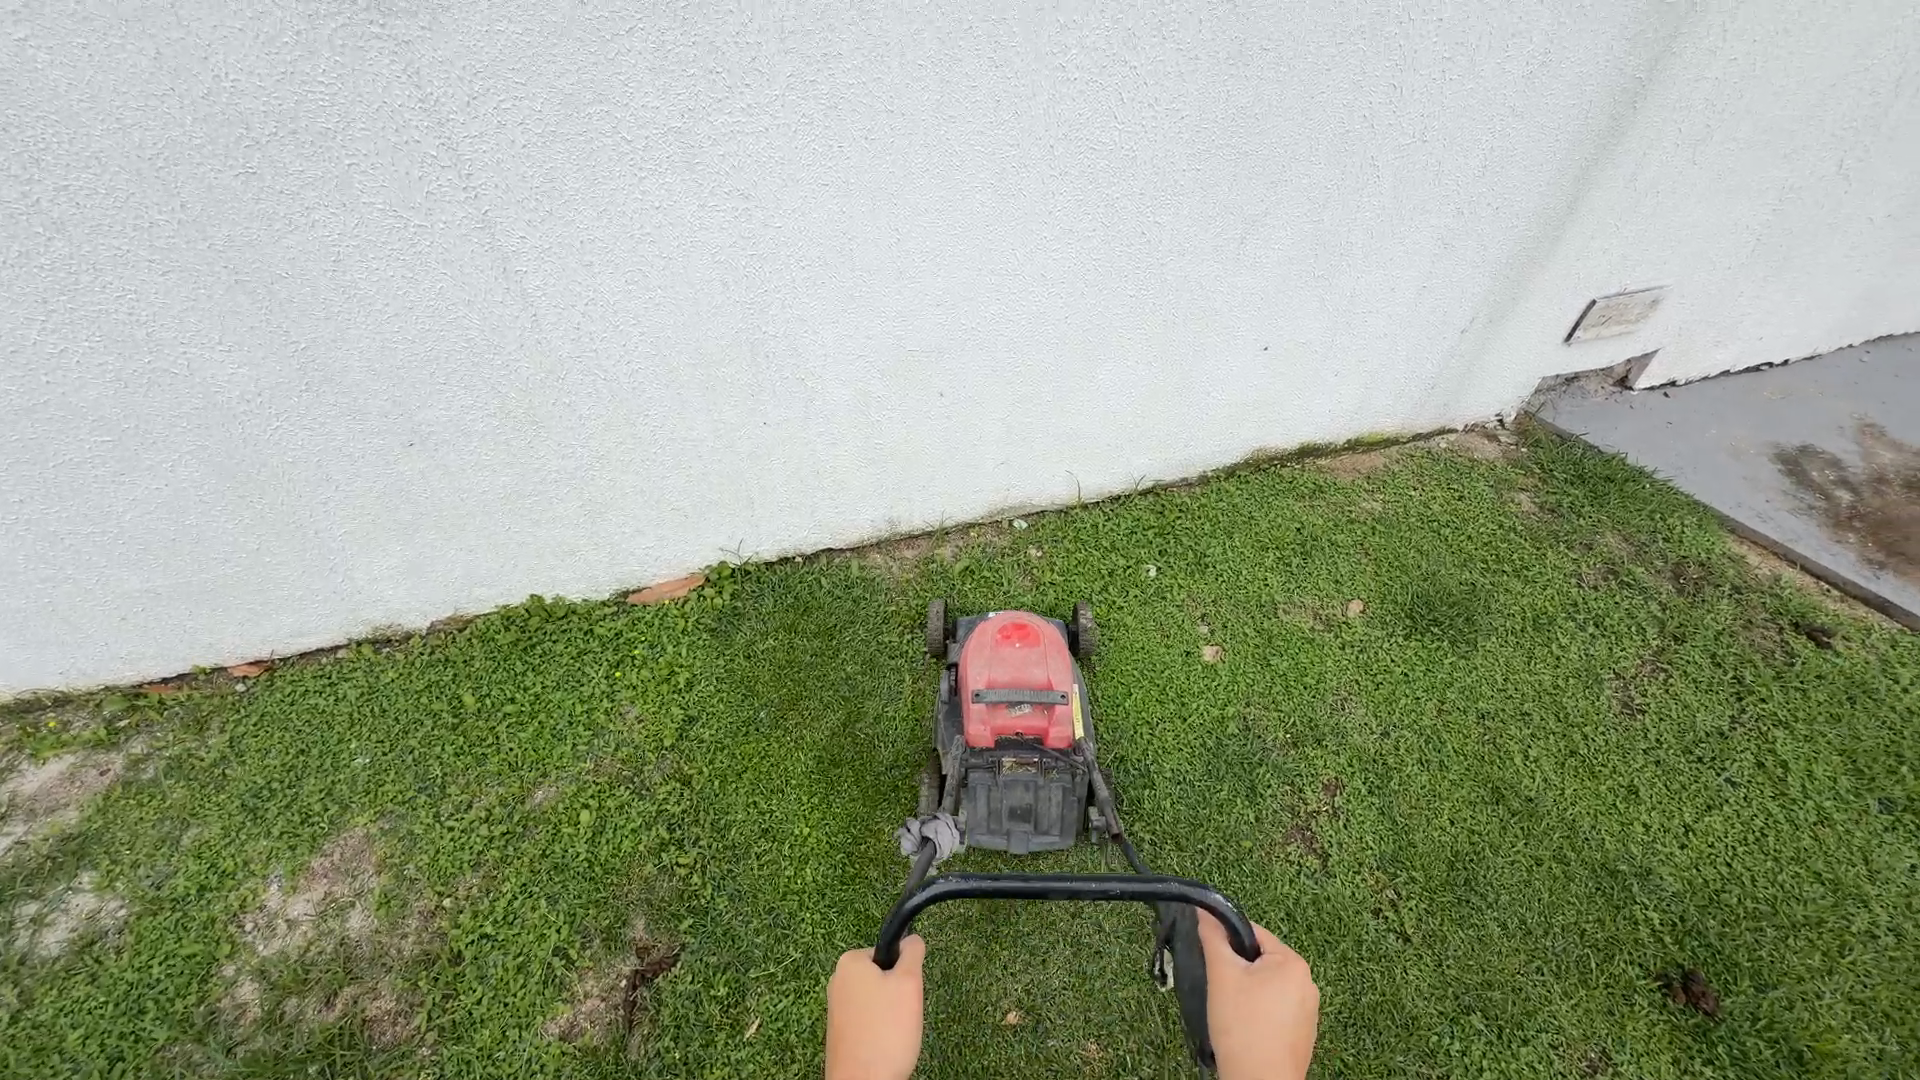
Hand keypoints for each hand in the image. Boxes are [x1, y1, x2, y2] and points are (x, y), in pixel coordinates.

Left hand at [825, 935, 924, 1079]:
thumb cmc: (885, 1032)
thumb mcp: (909, 982)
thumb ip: (913, 952)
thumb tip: (911, 938)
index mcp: (849, 961)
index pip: (889, 952)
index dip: (903, 972)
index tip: (905, 993)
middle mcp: (837, 980)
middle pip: (882, 976)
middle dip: (896, 995)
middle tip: (901, 1015)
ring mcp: (836, 1009)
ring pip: (877, 1000)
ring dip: (890, 1014)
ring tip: (892, 1033)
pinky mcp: (839, 1033)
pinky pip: (868, 1021)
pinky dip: (879, 1031)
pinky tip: (883, 1046)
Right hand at [1200, 914, 1318, 1079]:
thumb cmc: (1241, 1024)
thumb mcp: (1221, 973)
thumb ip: (1212, 936)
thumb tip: (1203, 909)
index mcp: (1293, 962)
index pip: (1253, 932)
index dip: (1227, 940)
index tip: (1212, 957)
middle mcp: (1308, 983)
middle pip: (1260, 959)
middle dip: (1238, 968)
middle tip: (1220, 985)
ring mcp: (1308, 1010)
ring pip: (1266, 984)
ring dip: (1247, 989)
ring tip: (1230, 1007)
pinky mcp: (1303, 1033)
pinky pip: (1275, 1006)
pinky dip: (1258, 1009)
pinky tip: (1244, 1025)